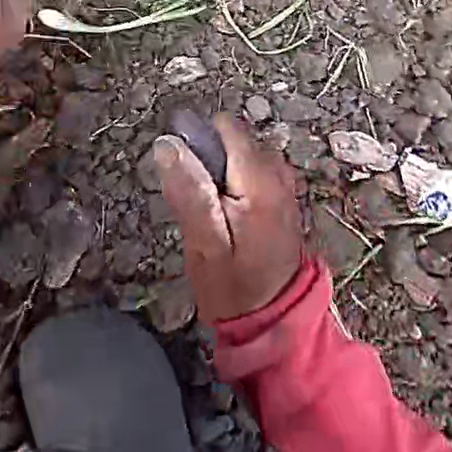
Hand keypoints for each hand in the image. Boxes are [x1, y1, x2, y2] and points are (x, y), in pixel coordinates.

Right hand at [152, 114, 303, 321]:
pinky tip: (226, 214)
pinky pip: (252, 172)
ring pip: (242, 154)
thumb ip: (188, 190)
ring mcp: (284, 187)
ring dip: (220, 171)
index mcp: (260, 180)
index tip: (184, 171)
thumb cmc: (234, 286)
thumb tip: (167, 143)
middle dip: (209, 158)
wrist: (275, 324)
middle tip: (197, 202)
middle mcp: (279, 175)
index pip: (226, 127)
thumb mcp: (204, 243)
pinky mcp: (283, 200)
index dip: (198, 140)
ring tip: (209, 210)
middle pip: (234, 139)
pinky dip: (235, 183)